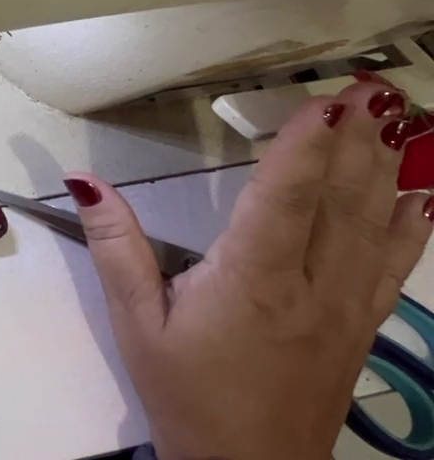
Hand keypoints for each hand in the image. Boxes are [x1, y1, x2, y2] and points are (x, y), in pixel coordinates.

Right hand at [69, 77, 432, 459]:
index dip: (303, 151)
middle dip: (356, 147)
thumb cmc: (184, 388)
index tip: (323, 107)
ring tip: (404, 128)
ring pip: (377, 230)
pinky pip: (392, 266)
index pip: (284, 202)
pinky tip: (422, 199)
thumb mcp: (136, 319)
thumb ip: (115, 246)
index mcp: (253, 282)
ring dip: (389, 174)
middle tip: (372, 97)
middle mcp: (312, 289)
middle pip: (341, 206)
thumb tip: (84, 182)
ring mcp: (347, 309)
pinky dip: (413, 226)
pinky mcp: (359, 325)